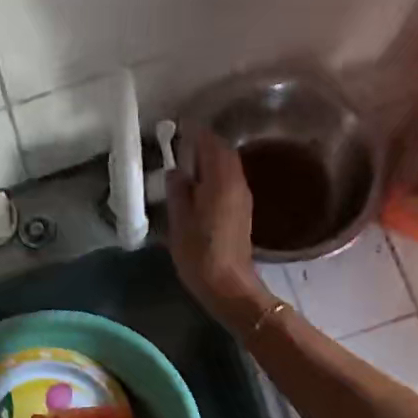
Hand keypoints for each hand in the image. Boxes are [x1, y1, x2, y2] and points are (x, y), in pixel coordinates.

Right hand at [167, 130, 270, 328]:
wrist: (229, 287)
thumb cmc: (200, 255)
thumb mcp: (179, 221)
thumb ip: (177, 190)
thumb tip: (176, 172)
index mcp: (220, 177)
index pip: (208, 140)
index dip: (191, 132)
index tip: (174, 130)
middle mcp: (236, 181)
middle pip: (221, 151)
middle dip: (201, 145)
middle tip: (179, 149)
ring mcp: (242, 197)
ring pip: (226, 167)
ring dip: (208, 163)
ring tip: (186, 170)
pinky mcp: (243, 213)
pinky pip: (228, 183)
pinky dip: (214, 178)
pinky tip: (199, 191)